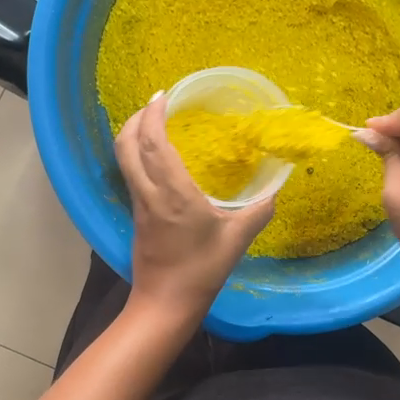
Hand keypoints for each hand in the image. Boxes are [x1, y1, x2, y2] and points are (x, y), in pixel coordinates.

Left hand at [115, 94, 273, 321]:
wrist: (165, 304)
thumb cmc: (202, 271)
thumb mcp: (237, 240)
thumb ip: (258, 211)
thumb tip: (275, 191)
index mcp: (174, 194)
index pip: (154, 144)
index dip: (153, 115)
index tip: (163, 96)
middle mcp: (150, 194)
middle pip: (128, 146)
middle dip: (136, 119)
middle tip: (155, 104)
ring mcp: (139, 205)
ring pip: (125, 160)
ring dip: (133, 136)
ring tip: (153, 124)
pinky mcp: (137, 215)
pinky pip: (131, 174)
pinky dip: (138, 155)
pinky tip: (157, 157)